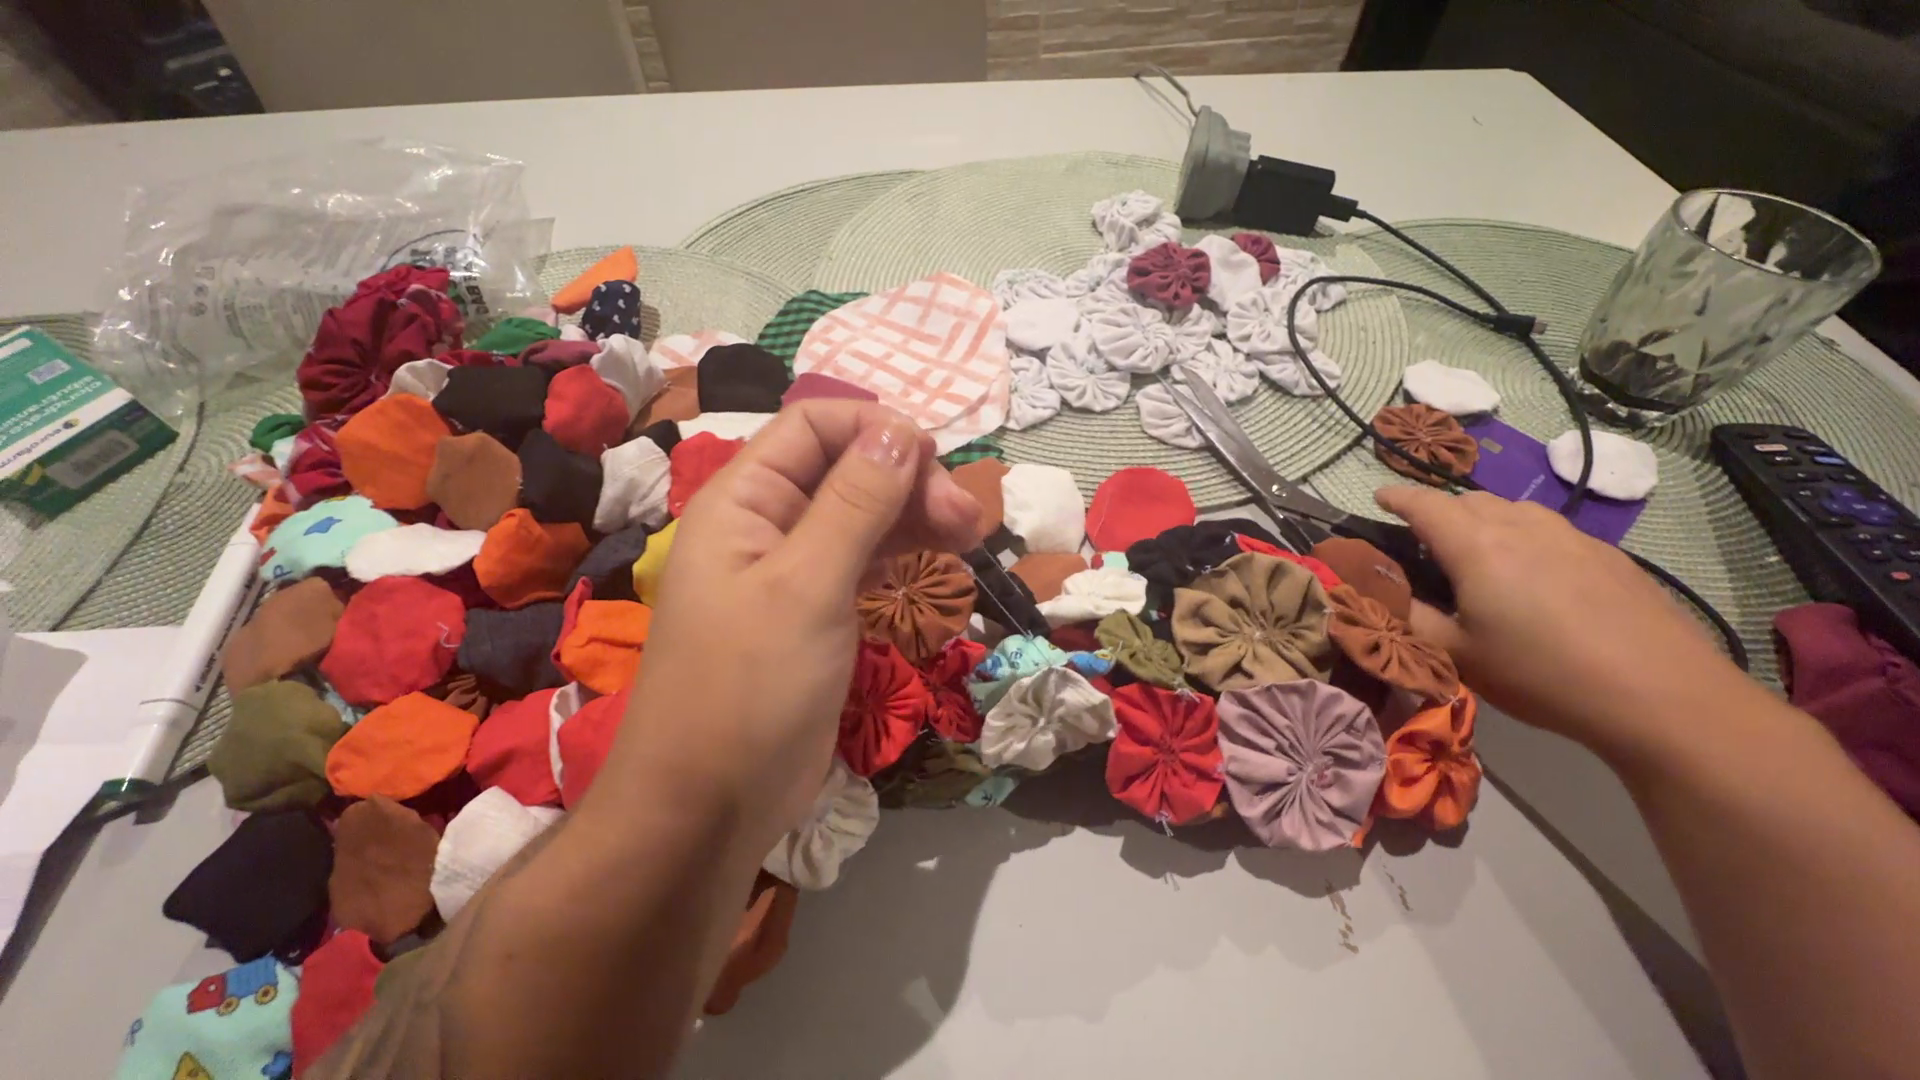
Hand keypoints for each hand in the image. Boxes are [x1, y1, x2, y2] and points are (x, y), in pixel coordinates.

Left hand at [605, 400, 982, 846]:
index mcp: (743, 500)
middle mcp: (764, 524)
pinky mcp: (814, 614)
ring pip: (860, 516)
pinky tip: (939, 561)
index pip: (813, 426)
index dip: (875, 430)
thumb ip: (854, 504)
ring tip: (969, 538)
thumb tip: (901, 431)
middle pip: (844, 468)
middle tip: (964, 519)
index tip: (934, 464)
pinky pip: (863, 562)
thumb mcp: (806, 586)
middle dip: (906, 478)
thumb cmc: (749, 687)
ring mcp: (790, 572)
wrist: (709, 804)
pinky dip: (901, 554)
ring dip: (914, 516)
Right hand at [1375, 486, 1753, 758]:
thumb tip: (1376, 595)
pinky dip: (1525, 538)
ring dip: (1485, 521)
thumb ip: (1410, 619)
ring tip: (1479, 556)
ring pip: (1514, 511)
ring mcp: (1572, 537)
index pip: (1425, 504)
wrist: (1661, 694)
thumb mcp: (1459, 655)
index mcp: (1476, 547)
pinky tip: (1535, 578)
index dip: (1397, 497)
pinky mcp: (1609, 556)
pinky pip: (1551, 531)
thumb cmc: (1541, 674)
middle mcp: (1522, 528)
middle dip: (1440, 511)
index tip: (1379, 497)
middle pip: (1470, 500)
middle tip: (1426, 544)